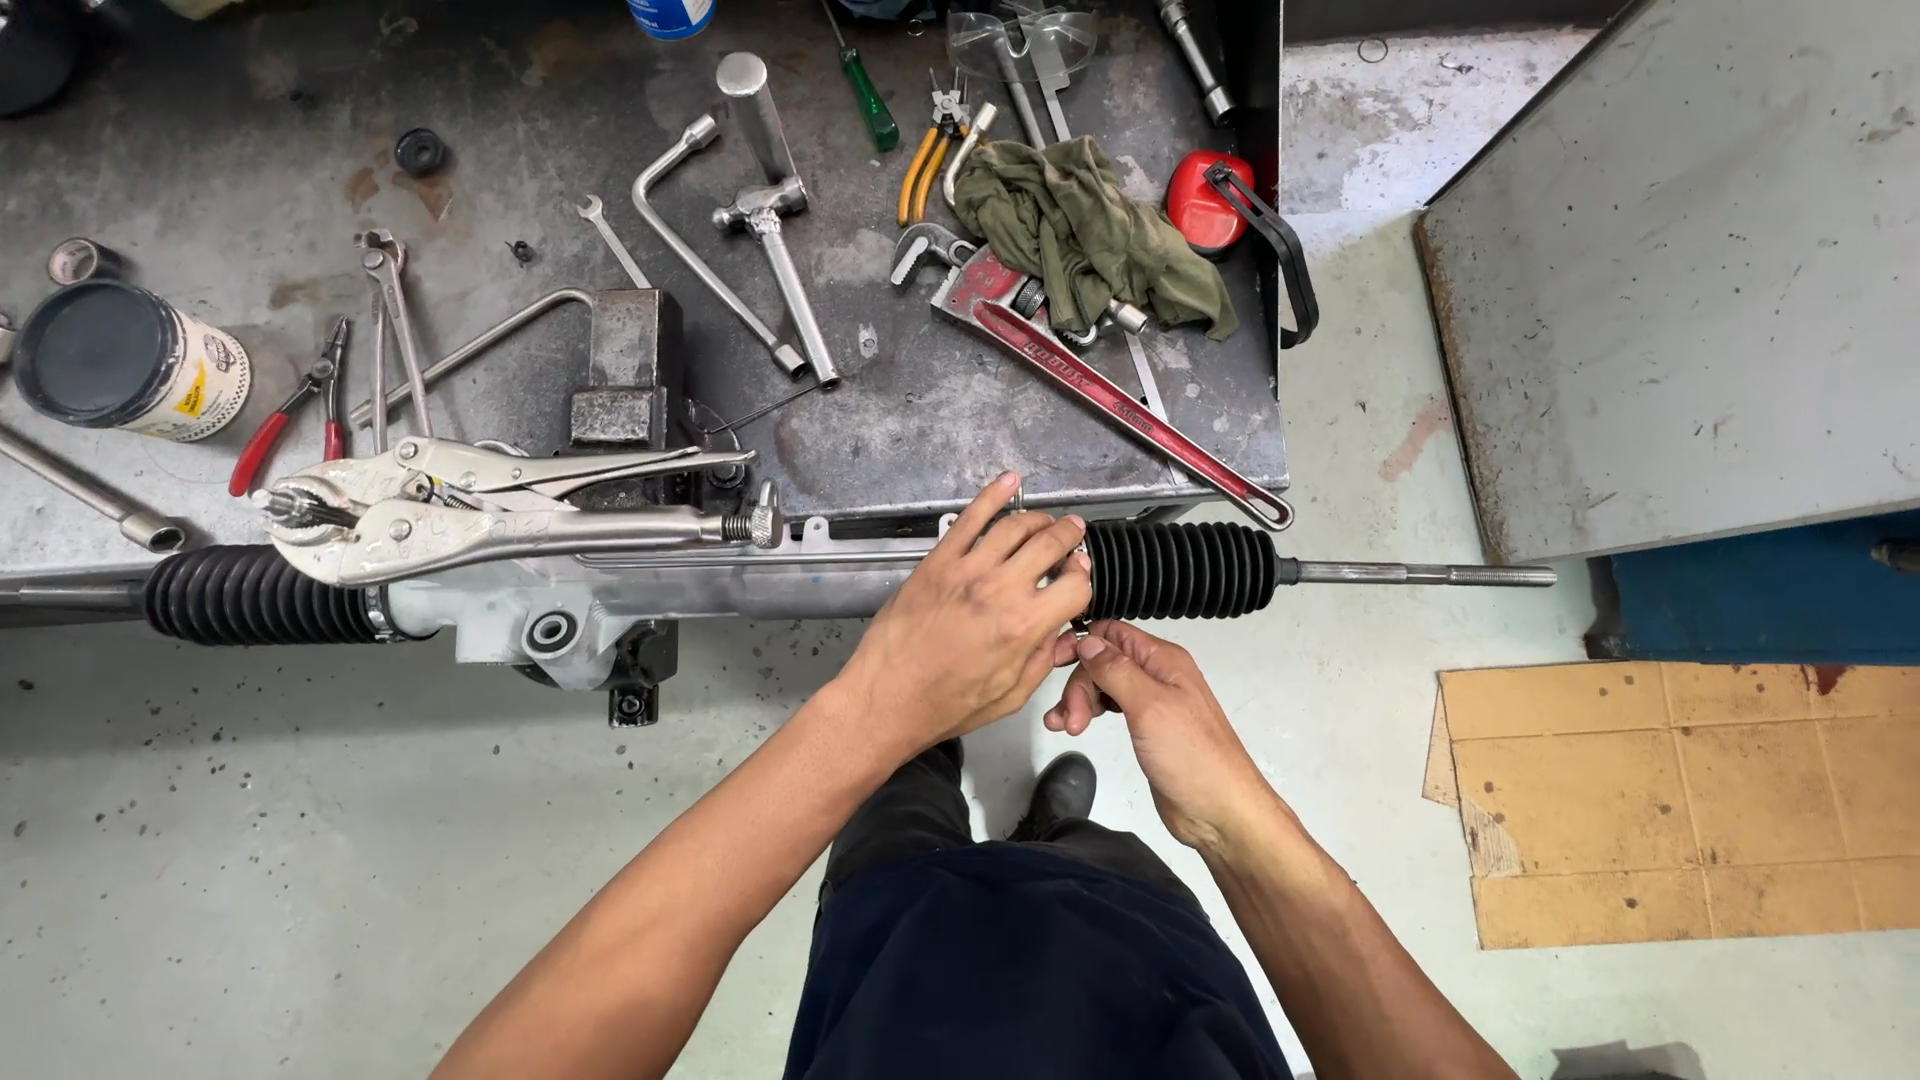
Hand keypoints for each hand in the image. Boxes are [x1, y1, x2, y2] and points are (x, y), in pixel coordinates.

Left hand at [835, 472, 1092, 759]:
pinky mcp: (938, 560)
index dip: (1085, 578)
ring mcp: (966, 569)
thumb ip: (1044, 659)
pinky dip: (993, 494)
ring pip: (1015, 526)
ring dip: (1039, 519)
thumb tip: (1063, 630)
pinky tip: (1010, 481)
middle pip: (1050, 544)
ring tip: (1046, 522)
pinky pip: (970, 517)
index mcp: (1024, 626)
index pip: (1076, 584)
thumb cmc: (948, 704)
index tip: (1079, 577)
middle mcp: (1000, 589)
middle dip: (1071, 536)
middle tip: (1074, 533)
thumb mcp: (1011, 695)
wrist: (887, 696)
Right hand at [1044, 621, 1278, 850]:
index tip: (1054, 662)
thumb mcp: (1149, 706)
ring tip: (1064, 727)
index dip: (1081, 642)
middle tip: (1070, 718)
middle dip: (1080, 684)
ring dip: (1079, 701)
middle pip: (1103, 661)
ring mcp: (1152, 702)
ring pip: (1104, 685)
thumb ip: (1116, 670)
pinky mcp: (1146, 727)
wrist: (1220, 811)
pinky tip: (1072, 728)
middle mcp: (1157, 675)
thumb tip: (1087, 640)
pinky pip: (1110, 708)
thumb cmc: (1192, 757)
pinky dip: (1089, 714)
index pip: (1112, 633)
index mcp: (1163, 660)